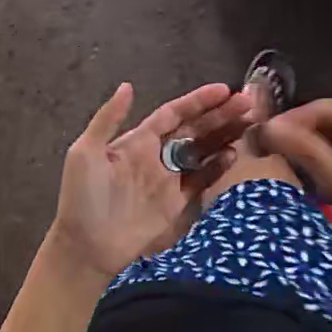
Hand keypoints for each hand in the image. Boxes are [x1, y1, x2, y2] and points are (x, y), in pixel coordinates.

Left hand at [50, 82, 253, 281]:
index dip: (198, 101)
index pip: (173, 113)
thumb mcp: (86, 152)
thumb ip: (108, 119)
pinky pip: (200, 180)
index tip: (224, 90)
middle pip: (194, 129)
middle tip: (248, 103)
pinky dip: (217, 168)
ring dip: (223, 137)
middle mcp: (156, 155)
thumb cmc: (82, 196)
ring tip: (249, 123)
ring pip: (202, 152)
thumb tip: (128, 85)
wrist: (86, 245)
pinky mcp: (175, 203)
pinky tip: (233, 155)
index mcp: (137, 140)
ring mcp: (168, 179)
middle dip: (220, 116)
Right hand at [257, 101, 331, 268]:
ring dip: (303, 156)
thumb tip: (266, 127)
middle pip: (329, 126)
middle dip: (295, 137)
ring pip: (331, 147)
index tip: (257, 136)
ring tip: (270, 166)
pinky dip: (316, 174)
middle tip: (258, 152)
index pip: (328, 109)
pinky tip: (296, 184)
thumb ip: (311, 155)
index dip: (291, 120)